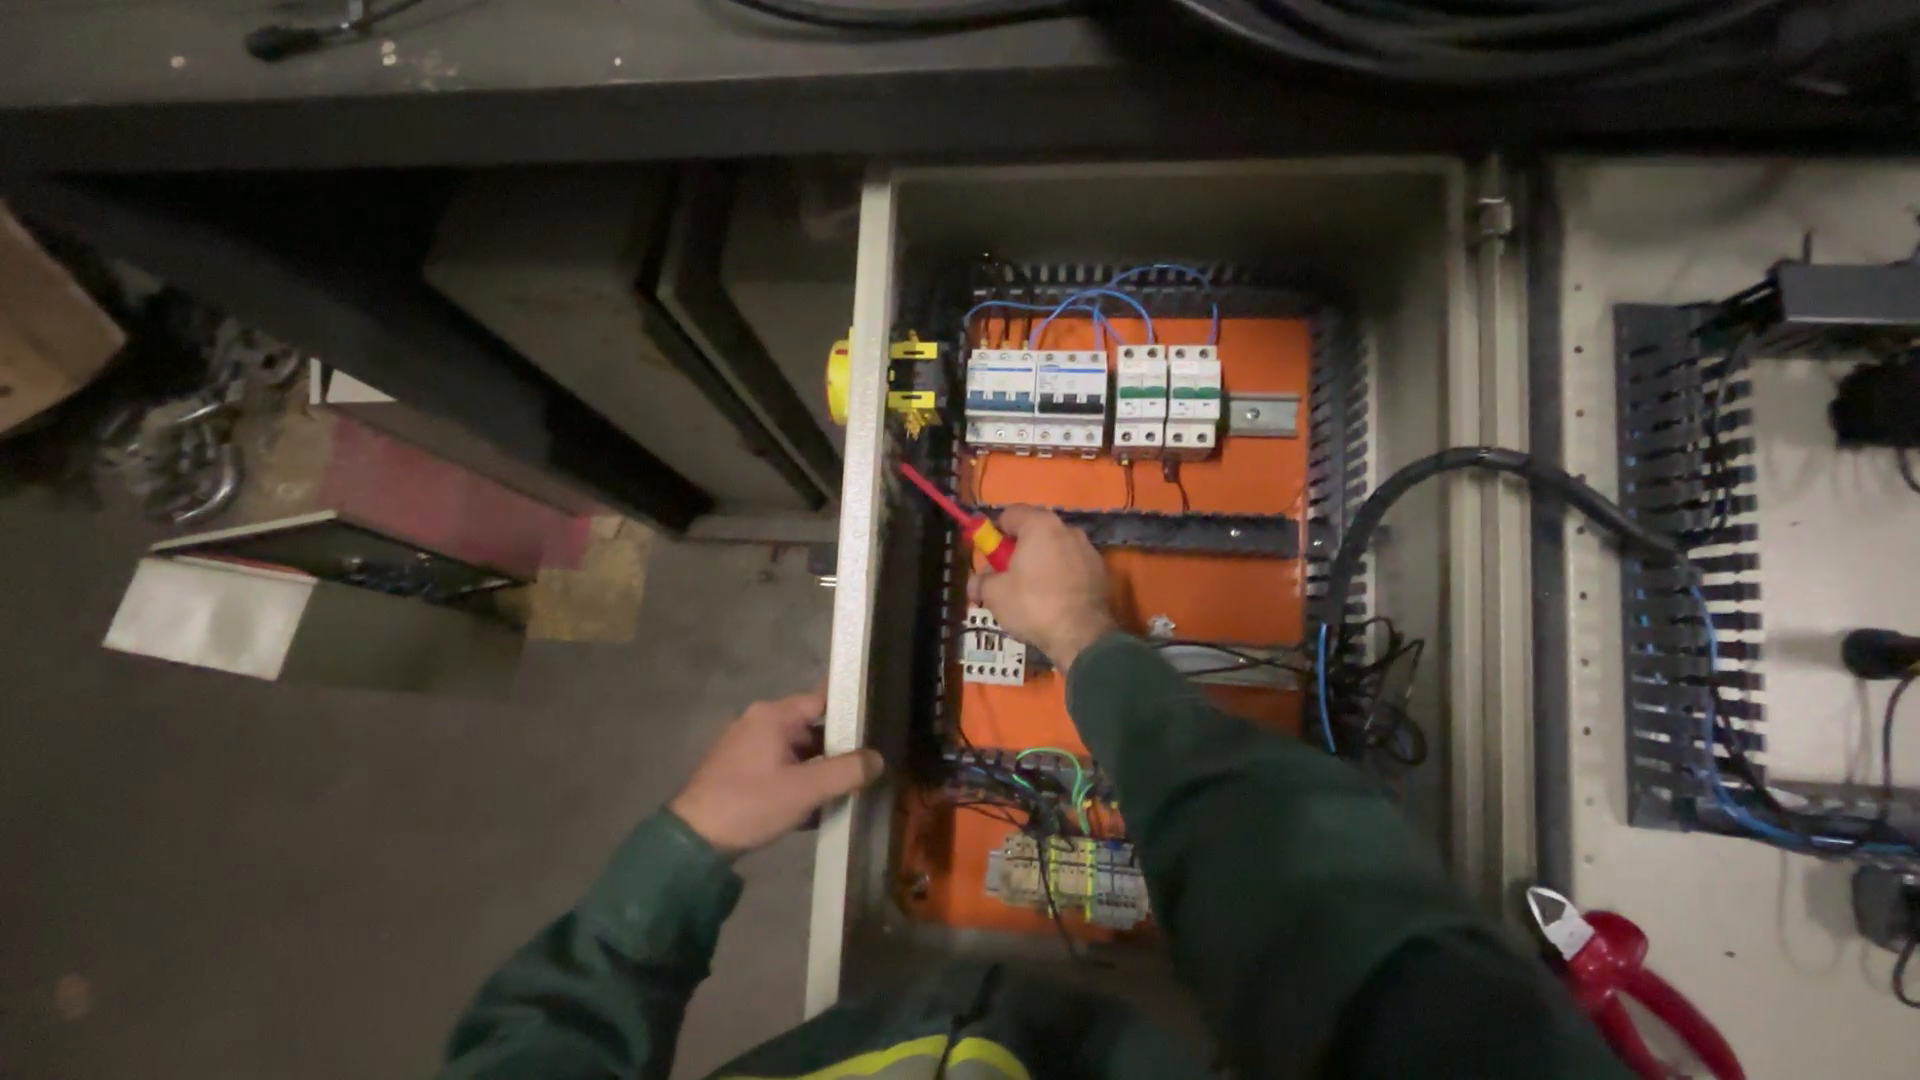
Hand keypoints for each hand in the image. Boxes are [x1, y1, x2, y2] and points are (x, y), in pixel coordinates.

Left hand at [668, 688, 883, 856]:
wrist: (693, 842)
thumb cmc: (751, 804)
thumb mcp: (805, 789)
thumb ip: (846, 771)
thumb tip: (878, 759)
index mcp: (772, 715)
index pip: (821, 700)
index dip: (850, 710)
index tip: (876, 722)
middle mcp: (757, 722)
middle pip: (810, 728)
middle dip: (837, 747)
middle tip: (868, 764)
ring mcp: (745, 748)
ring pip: (795, 751)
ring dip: (818, 769)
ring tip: (848, 787)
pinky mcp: (739, 772)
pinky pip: (779, 768)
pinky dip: (798, 781)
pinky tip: (816, 806)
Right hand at [967, 506, 1116, 673]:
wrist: (1082, 636)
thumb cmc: (1032, 605)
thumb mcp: (994, 594)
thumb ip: (981, 581)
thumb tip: (977, 582)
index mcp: (1040, 525)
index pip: (1010, 514)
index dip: (994, 532)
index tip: (989, 556)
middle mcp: (1067, 529)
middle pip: (1034, 532)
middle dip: (1018, 551)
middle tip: (1006, 578)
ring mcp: (1088, 550)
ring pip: (1054, 550)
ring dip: (1040, 564)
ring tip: (1031, 594)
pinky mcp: (1100, 572)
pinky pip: (1072, 567)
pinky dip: (1060, 577)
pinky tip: (1053, 601)